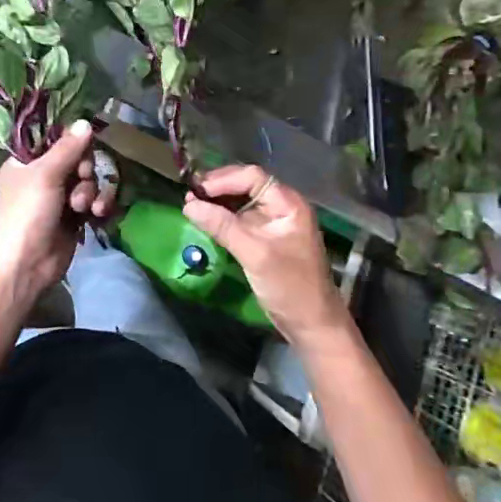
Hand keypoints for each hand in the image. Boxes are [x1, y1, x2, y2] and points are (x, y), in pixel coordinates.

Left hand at [0, 121, 114, 297]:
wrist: (26, 265)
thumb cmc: (27, 214)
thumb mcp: (45, 175)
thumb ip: (68, 148)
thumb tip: (85, 122)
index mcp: (25, 162)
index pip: (54, 140)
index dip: (71, 143)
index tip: (80, 148)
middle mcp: (42, 176)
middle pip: (77, 159)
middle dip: (84, 171)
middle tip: (79, 179)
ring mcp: (59, 198)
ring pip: (87, 180)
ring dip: (90, 191)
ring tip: (82, 208)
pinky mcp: (74, 217)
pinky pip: (93, 201)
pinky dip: (98, 205)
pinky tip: (99, 214)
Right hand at [182, 165, 347, 343]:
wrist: (311, 324)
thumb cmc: (290, 286)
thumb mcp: (255, 254)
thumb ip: (222, 226)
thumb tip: (188, 205)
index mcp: (288, 204)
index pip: (252, 177)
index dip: (222, 179)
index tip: (196, 190)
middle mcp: (281, 207)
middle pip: (245, 184)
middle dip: (217, 188)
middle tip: (189, 196)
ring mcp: (273, 222)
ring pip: (240, 200)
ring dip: (216, 202)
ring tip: (191, 206)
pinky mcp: (264, 238)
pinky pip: (240, 218)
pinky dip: (221, 216)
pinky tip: (205, 220)